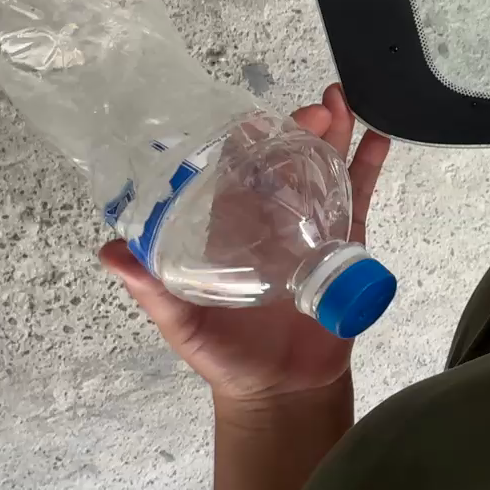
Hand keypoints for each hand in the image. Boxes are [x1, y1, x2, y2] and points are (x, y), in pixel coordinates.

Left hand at [99, 84, 392, 404]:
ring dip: (338, 134)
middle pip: (292, 160)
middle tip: (318, 107)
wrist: (284, 386)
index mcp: (234, 228)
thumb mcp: (183, 324)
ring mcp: (316, 224)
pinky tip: (379, 138)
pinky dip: (370, 165)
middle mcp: (276, 217)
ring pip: (328, 168)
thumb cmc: (228, 355)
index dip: (251, 140)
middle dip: (304, 127)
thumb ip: (155, 290)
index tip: (260, 118)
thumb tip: (111, 249)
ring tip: (345, 103)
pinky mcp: (349, 240)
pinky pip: (361, 196)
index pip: (241, 171)